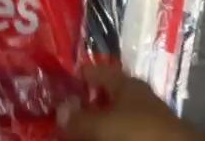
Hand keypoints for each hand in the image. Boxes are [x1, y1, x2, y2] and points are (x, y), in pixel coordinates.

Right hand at [57, 64, 204, 140]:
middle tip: (63, 115)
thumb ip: (81, 118)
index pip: (99, 71)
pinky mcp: (145, 134)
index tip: (62, 81)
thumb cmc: (139, 132)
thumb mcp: (105, 125)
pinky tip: (98, 137)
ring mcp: (141, 119)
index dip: (81, 74)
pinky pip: (119, 131)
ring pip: (111, 118)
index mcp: (126, 85)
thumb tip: (59, 109)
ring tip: (75, 133)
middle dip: (84, 106)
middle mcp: (133, 98)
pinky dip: (107, 134)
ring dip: (94, 125)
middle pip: (104, 97)